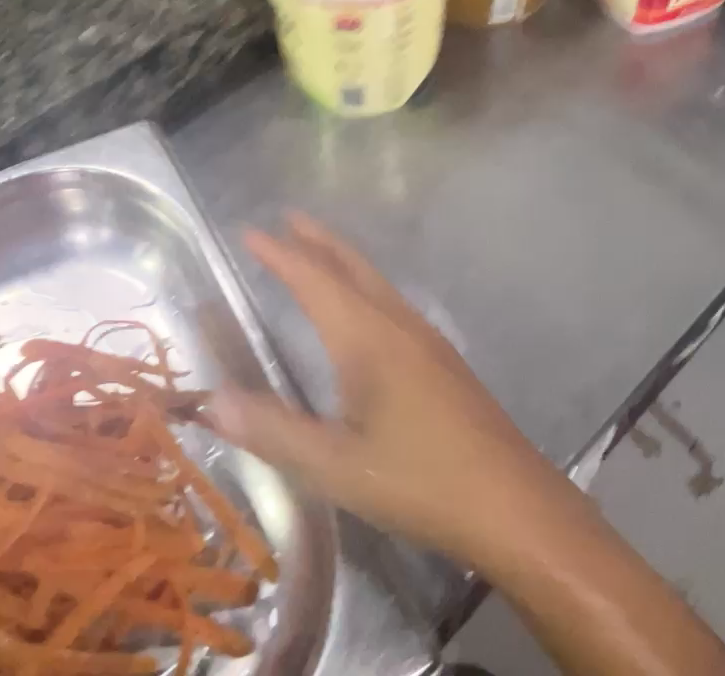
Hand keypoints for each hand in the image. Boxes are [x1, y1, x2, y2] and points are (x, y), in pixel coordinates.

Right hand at [215, 216, 724, 675]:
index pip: (313, 280)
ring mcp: (428, 342)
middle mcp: (398, 326)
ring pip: (377, 284)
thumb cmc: (420, 481)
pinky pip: (392, 304)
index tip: (250, 231)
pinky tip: (366, 314)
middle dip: (317, 241)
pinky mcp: (445, 363)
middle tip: (288, 219)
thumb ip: (272, 431)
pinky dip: (365, 287)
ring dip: (343, 261)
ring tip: (318, 254)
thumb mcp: (335, 465)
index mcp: (367, 338)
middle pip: (352, 267)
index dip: (280, 255)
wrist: (514, 505)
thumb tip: (209, 401)